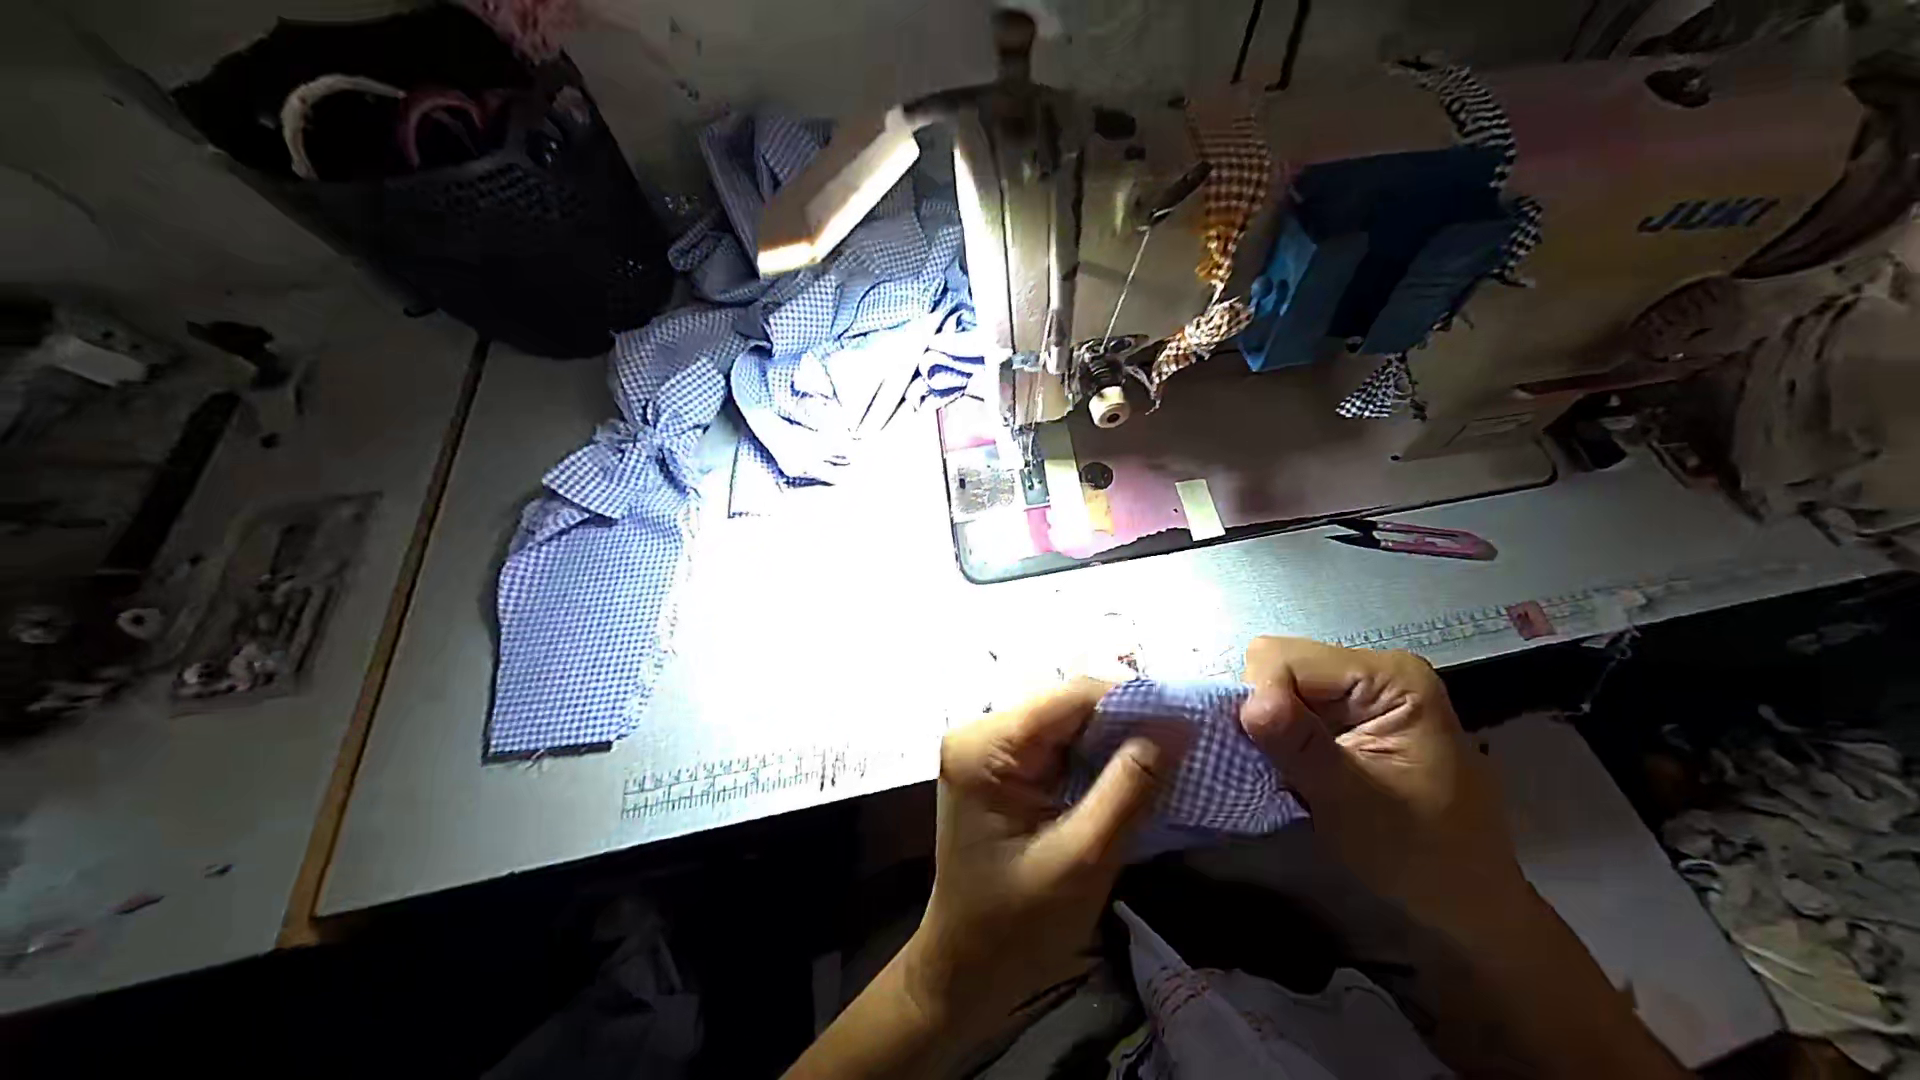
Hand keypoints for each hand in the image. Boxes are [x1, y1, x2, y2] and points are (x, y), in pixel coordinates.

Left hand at [904, 679, 1184, 1037]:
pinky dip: (1098, 757)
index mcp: (985, 748)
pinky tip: (1134, 771)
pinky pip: (1060, 747)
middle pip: (1067, 706)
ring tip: (1171, 753)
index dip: (1131, 702)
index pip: (1068, 698)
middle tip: (1186, 740)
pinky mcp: (1005, 771)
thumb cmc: (1016, 926)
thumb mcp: (1082, 860)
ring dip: (1116, 739)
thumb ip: (1128, 789)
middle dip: (1127, 721)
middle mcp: (981, 735)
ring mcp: (990, 751)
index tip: (1187, 721)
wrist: (968, 969)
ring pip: (1069, 724)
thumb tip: (1176, 727)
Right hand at [1237, 636, 1527, 935]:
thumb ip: (1301, 746)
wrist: (1464, 896)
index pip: (1284, 658)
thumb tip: (1249, 704)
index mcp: (1389, 677)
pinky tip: (1295, 762)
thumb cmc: (1419, 853)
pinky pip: (1287, 700)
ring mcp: (1360, 687)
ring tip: (1287, 764)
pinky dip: (1277, 731)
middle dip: (1263, 708)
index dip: (1264, 699)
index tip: (1268, 752)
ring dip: (1269, 723)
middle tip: (1278, 760)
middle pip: (1276, 662)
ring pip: (1275, 681)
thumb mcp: (1353, 802)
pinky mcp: (1346, 708)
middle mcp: (1373, 668)